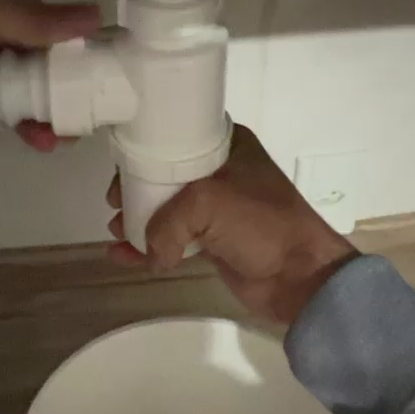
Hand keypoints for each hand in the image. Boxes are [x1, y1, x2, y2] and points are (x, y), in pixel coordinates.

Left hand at [0, 0, 98, 150]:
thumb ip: (35, 21)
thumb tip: (98, 17)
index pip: (47, 19)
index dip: (75, 47)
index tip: (102, 76)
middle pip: (38, 56)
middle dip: (63, 88)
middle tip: (85, 117)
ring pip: (19, 85)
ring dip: (42, 110)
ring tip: (60, 138)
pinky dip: (16, 120)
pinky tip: (36, 139)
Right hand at [106, 124, 357, 323]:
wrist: (298, 276)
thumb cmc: (260, 225)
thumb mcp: (206, 204)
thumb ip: (165, 224)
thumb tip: (152, 253)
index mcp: (225, 145)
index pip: (174, 137)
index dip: (142, 151)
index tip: (119, 169)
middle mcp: (218, 171)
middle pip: (162, 174)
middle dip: (134, 190)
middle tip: (115, 204)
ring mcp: (215, 207)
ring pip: (164, 208)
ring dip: (137, 220)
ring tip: (117, 234)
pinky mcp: (211, 240)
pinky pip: (170, 239)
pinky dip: (147, 247)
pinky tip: (123, 256)